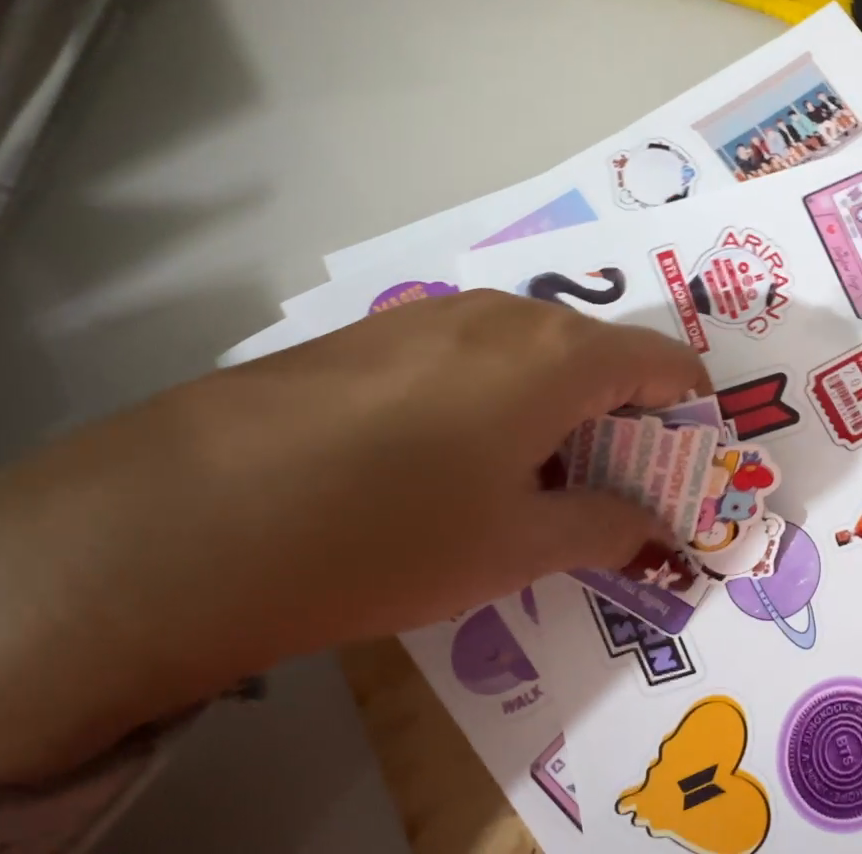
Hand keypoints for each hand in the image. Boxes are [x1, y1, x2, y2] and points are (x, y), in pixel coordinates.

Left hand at [0, 291, 707, 781]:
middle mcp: (507, 314)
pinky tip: (444, 462)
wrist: (173, 525)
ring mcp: (433, 315)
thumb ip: (608, 528)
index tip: (680, 471)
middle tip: (603, 492)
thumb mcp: (516, 548)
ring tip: (521, 482)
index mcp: (561, 355)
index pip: (666, 365)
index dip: (689, 417)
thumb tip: (657, 530)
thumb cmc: (387, 536)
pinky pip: (471, 356)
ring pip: (533, 354)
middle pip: (601, 357)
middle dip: (622, 421)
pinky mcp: (373, 332)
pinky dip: (494, 399)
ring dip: (556, 410)